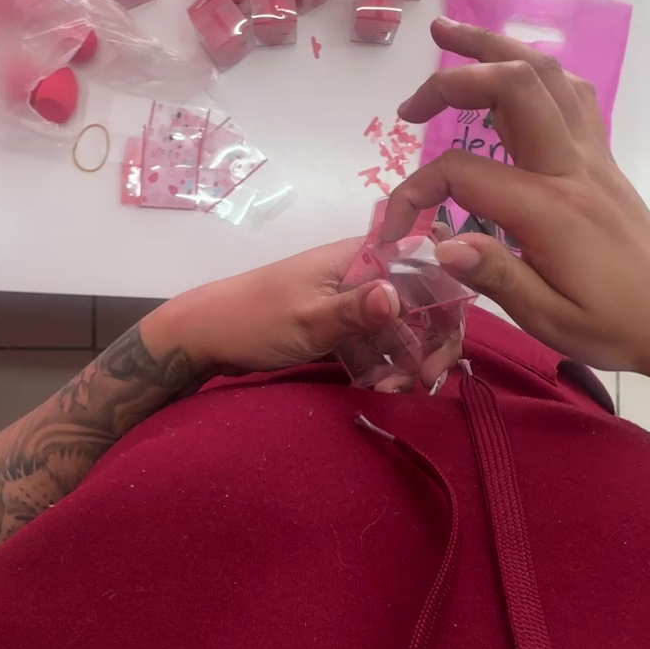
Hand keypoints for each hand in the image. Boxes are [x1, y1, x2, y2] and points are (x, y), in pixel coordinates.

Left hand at [151, 237, 454, 386]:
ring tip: (398, 391)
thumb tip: (398, 297)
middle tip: (426, 380)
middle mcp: (361, 274)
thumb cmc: (254, 319)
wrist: (204, 335)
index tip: (444, 342)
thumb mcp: (308, 318)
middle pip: (418, 301)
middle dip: (429, 340)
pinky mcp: (338, 327)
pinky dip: (384, 364)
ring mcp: (350, 302)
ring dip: (406, 359)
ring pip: (399, 327)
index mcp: (357, 257)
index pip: (423, 264)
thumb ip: (355, 310)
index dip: (445, 300)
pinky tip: (383, 389)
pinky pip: (375, 343)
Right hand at [380, 17, 649, 383]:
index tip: (391, 232)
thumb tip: (437, 244)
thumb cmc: (616, 327)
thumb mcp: (549, 319)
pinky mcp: (601, 158)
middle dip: (453, 77)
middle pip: (514, 85)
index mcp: (549, 210)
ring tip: (449, 38)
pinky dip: (533, 71)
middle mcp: (571, 167)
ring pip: (547, 74)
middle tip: (409, 105)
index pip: (461, 176)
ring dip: (495, 48)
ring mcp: (591, 155)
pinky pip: (571, 92)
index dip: (412, 195)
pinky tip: (511, 76)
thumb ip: (494, 275)